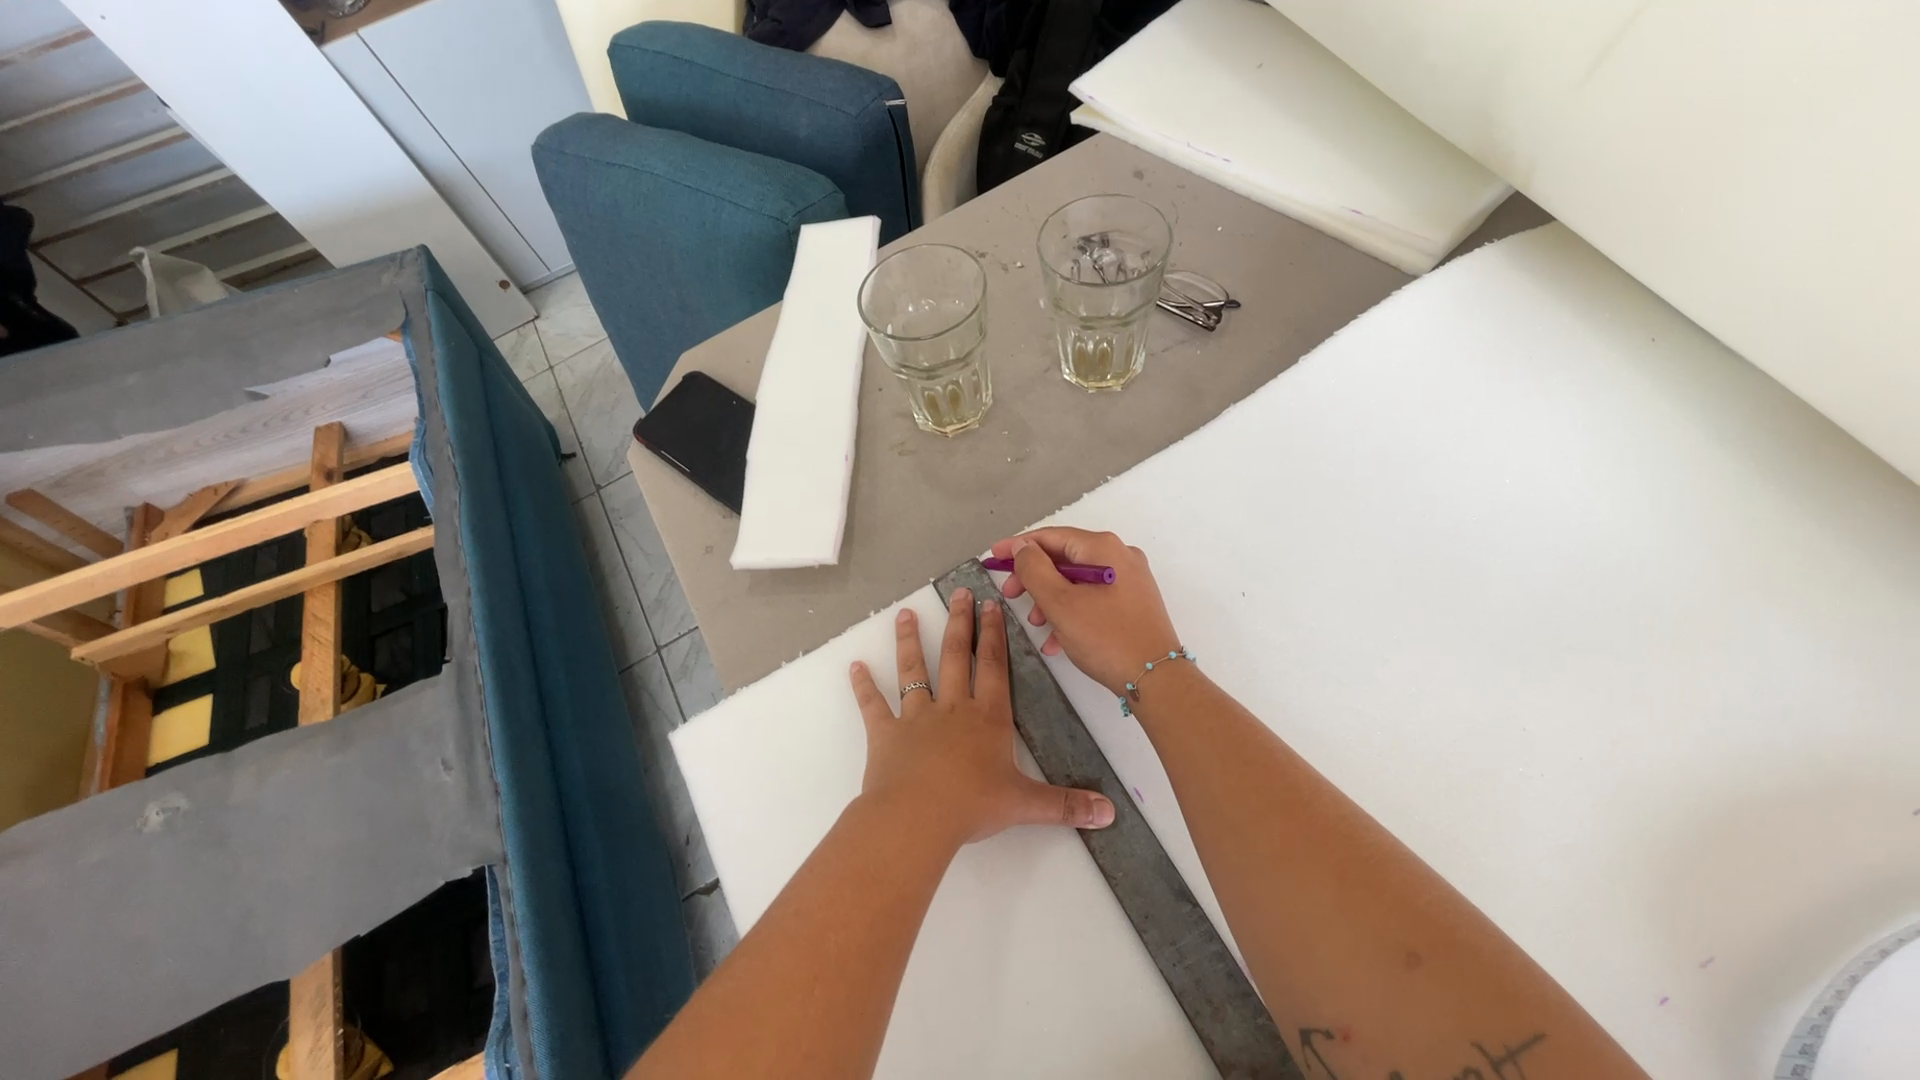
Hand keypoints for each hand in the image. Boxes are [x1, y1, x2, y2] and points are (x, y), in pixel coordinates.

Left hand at [849, 586, 1116, 845]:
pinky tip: (855, 667)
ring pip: (914, 671)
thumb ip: (1066, 806)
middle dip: (960, 624)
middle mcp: (952, 709)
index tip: (993, 605)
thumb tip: (1110, 813)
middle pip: (956, 657)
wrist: (918, 817)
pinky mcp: (885, 734)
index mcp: (987, 718)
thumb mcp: (1025, 804)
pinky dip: (863, 687)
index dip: (994, 635)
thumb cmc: (973, 805)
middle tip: (959, 593)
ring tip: (905, 614)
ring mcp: (916, 718)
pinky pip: (873, 706)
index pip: (993, 667)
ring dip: (910, 642)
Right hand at [988, 528, 1180, 696]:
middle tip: (1010, 595)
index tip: (992, 557)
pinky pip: (1092, 598)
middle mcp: (1120, 557)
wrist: (1156, 680)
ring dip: (1050, 599)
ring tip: (1035, 623)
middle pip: (1064, 557)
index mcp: (1103, 549)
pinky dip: (1071, 612)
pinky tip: (1056, 639)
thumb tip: (1022, 548)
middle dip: (1033, 577)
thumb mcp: (1060, 603)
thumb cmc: (1106, 638)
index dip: (1018, 546)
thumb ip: (1034, 570)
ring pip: (1077, 581)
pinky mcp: (1133, 603)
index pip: (1051, 537)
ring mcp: (1129, 580)